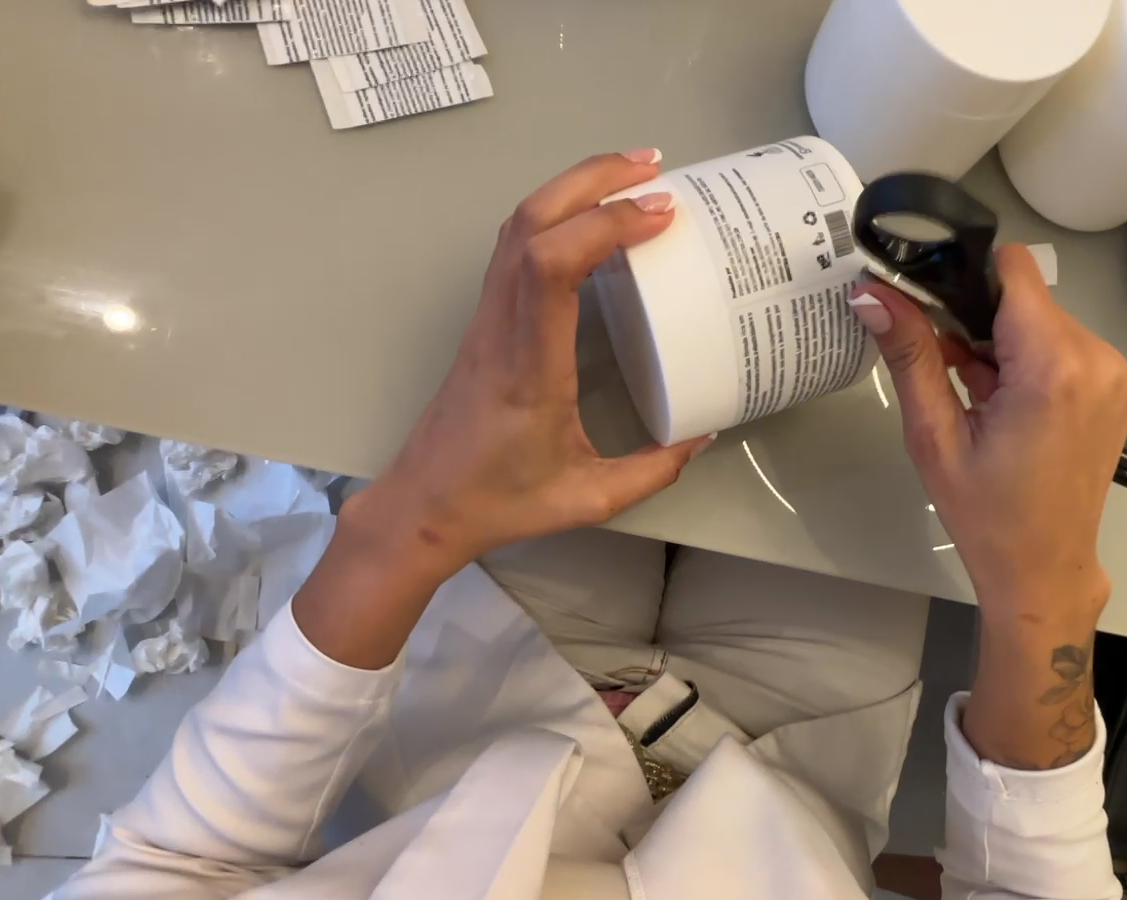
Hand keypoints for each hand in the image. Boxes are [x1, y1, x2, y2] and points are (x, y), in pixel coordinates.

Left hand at [295, 151, 712, 668]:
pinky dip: (553, 215)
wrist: (424, 505)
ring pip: (516, 226)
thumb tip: (702, 436)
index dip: (606, 225)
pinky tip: (588, 220)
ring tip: (628, 177)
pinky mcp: (483, 323)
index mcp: (529, 368)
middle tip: (654, 167)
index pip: (553, 267)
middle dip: (592, 179)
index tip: (660, 215)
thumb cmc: (500, 503)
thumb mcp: (589, 499)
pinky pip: (513, 248)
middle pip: (531, 222)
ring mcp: (485, 320)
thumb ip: (653, 471)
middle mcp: (501, 329)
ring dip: (570, 188)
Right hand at [849, 245, 1126, 767]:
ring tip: (978, 402)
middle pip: (1025, 298)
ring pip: (1043, 322)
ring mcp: (1115, 373)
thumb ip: (909, 357)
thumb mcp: (934, 437)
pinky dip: (1028, 363)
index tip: (929, 313)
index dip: (964, 279)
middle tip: (946, 376)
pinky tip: (1007, 408)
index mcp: (1053, 367)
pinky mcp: (1117, 388)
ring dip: (1001, 346)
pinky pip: (1064, 347)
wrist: (1043, 568)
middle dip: (977, 324)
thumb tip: (871, 295)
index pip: (1013, 270)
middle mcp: (1099, 357)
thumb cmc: (983, 514)